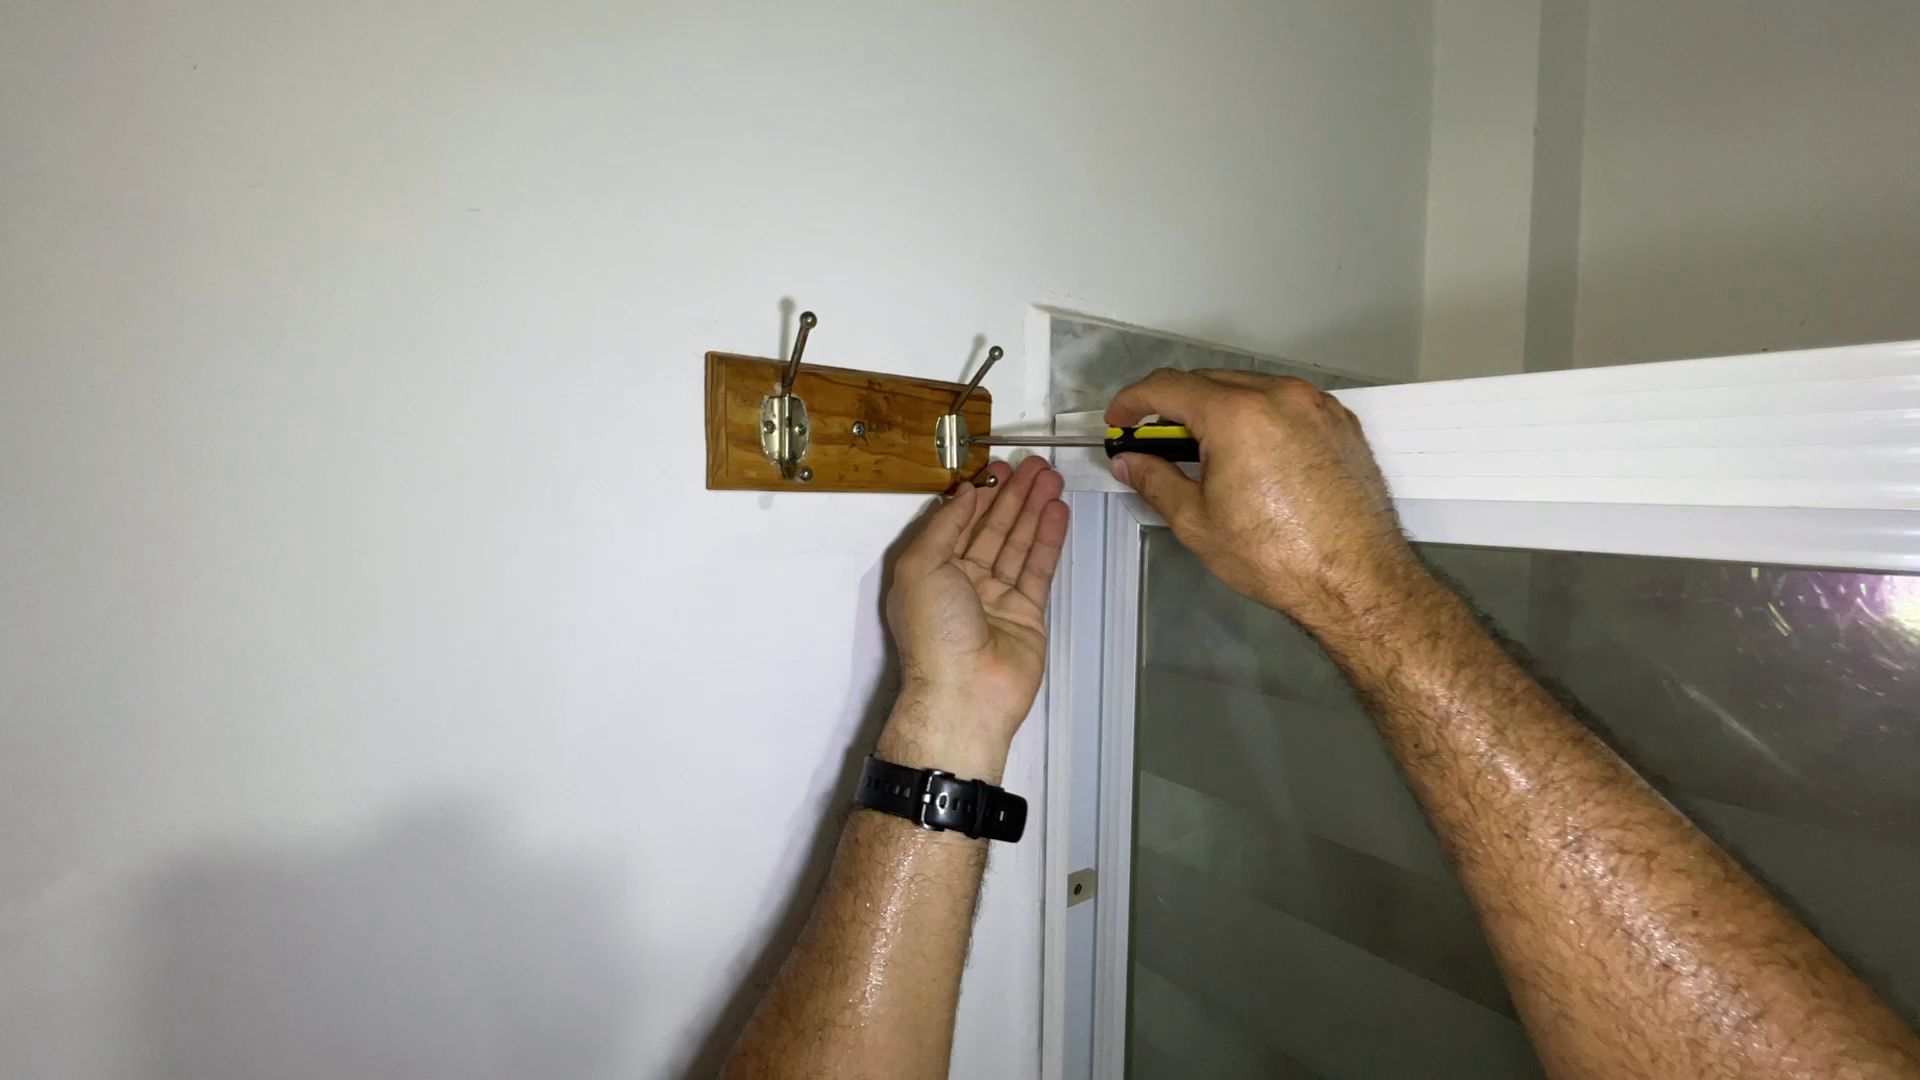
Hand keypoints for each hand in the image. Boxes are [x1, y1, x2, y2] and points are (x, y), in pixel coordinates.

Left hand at [878, 457, 1069, 784]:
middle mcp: (962, 582)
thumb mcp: (921, 566)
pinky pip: (1038, 568)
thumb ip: (944, 525)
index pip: (959, 523)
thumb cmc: (935, 631)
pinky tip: (1057, 512)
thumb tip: (963, 494)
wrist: (965, 693)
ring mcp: (996, 598)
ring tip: (1052, 479)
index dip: (979, 494)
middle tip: (1035, 466)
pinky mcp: (1026, 613)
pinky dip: (1048, 539)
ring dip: (1034, 510)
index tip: (999, 468)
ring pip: (1018, 544)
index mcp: (931, 571)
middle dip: (1013, 496)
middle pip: (992, 529)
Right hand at [1106, 368, 1422, 631]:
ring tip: (1199, 449)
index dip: (1132, 401)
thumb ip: (1154, 480)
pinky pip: (1283, 402)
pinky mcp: (1339, 423)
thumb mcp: (1196, 521)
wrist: (1357, 579)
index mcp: (1238, 416)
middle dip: (1171, 405)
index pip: (1167, 387)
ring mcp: (1316, 405)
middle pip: (1206, 380)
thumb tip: (1129, 462)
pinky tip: (1246, 452)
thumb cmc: (1275, 555)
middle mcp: (1280, 396)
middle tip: (1152, 440)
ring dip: (1213, 407)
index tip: (1118, 421)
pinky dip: (1254, 415)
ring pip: (1247, 386)